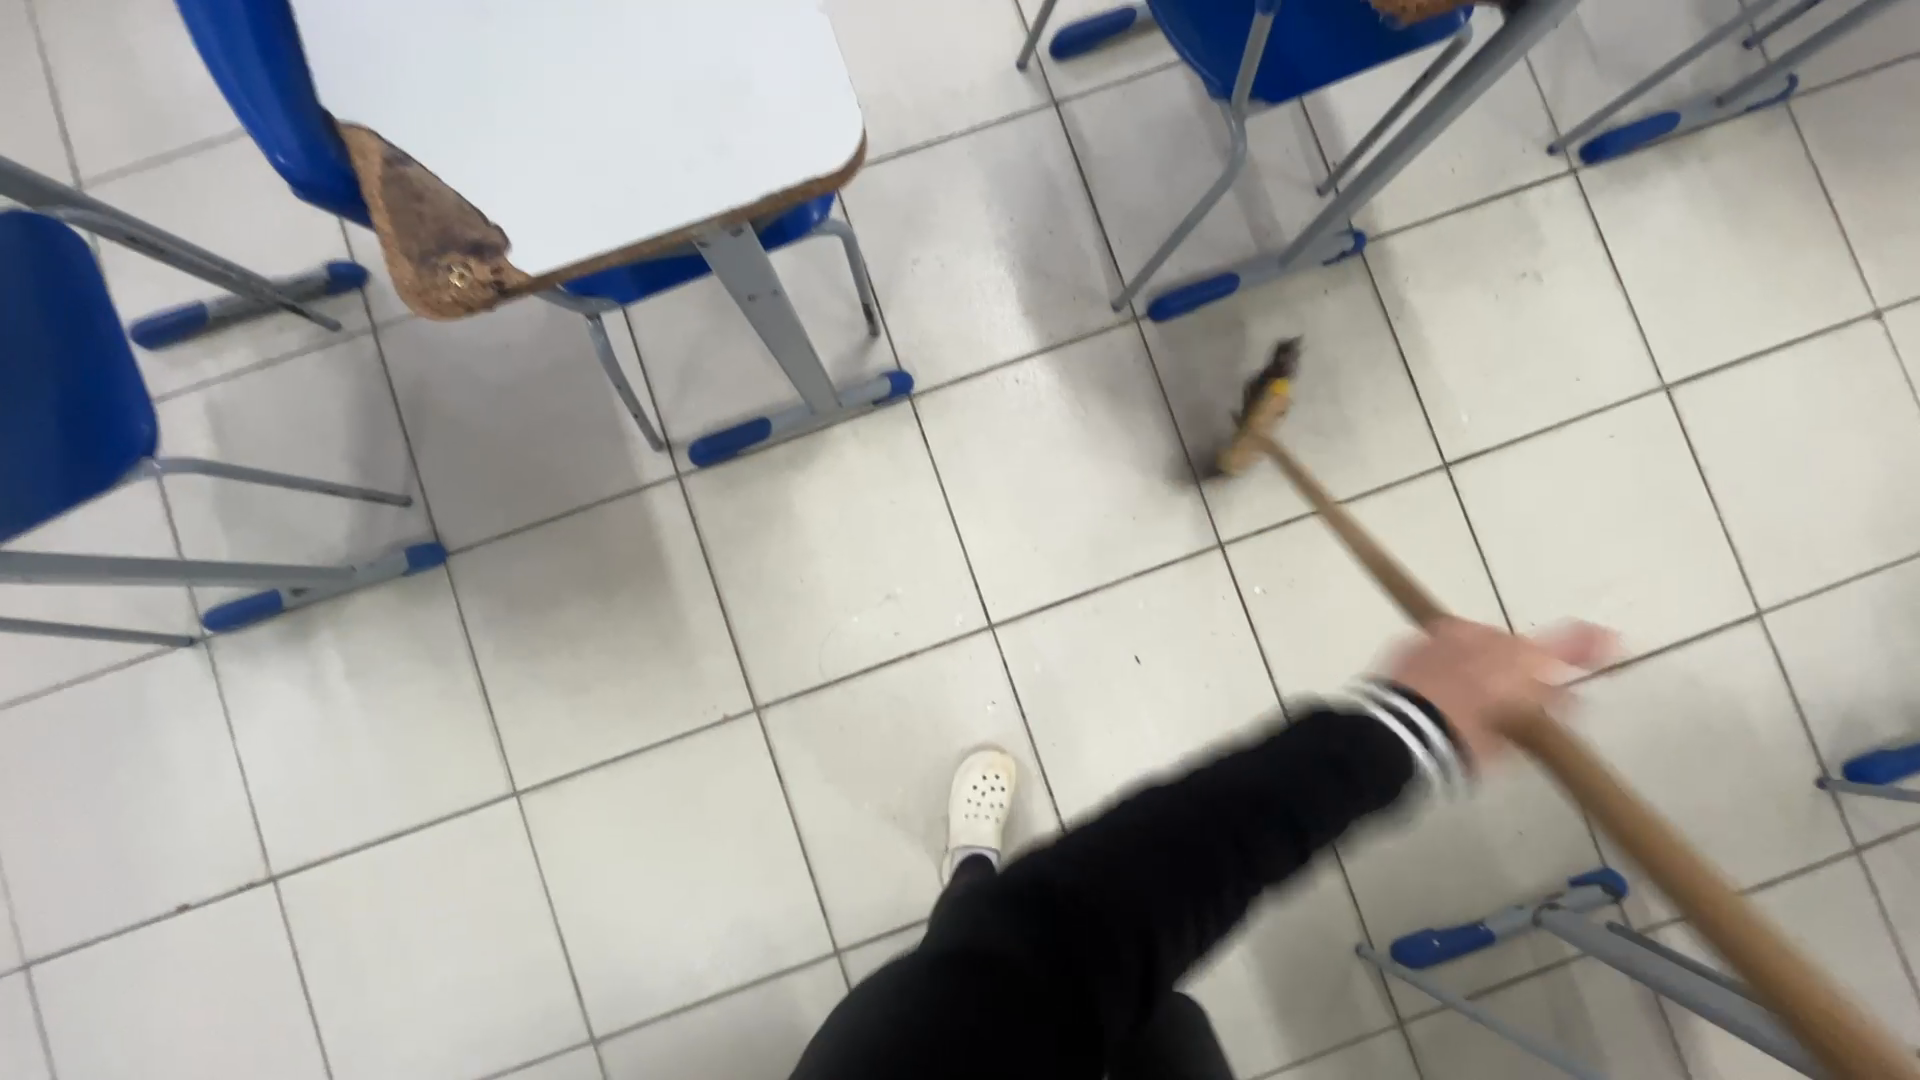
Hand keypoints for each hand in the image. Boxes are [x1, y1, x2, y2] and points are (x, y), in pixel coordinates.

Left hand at [1382, 617, 1617, 766]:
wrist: (1393, 732)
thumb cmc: (1460, 743)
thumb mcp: (1512, 738)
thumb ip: (1541, 709)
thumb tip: (1565, 698)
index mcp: (1517, 665)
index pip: (1566, 645)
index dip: (1588, 643)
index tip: (1609, 639)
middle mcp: (1482, 640)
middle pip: (1514, 645)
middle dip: (1519, 663)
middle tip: (1512, 693)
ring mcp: (1443, 636)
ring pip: (1476, 639)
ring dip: (1482, 657)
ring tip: (1473, 688)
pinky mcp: (1411, 641)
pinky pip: (1441, 643)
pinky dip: (1449, 656)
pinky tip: (1442, 680)